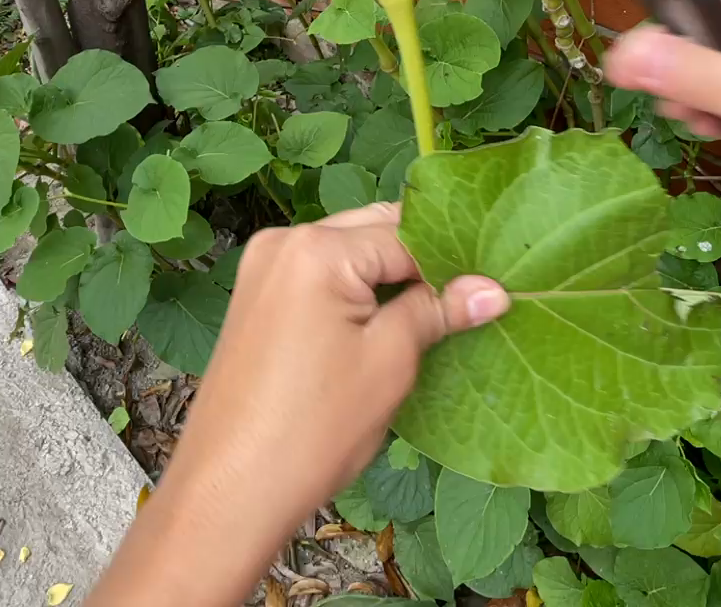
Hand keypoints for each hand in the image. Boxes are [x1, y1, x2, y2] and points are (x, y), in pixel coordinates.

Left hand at [88, 203, 507, 605]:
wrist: (227, 490)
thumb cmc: (313, 429)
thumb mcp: (389, 363)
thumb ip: (438, 310)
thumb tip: (493, 289)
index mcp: (317, 248)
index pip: (405, 235)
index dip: (452, 262)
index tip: (488, 287)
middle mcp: (283, 239)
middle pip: (371, 230)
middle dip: (418, 258)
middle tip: (465, 293)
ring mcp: (262, 265)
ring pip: (345, 248)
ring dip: (385, 271)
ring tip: (430, 307)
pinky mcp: (254, 293)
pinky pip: (317, 271)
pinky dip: (351, 285)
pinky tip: (381, 316)